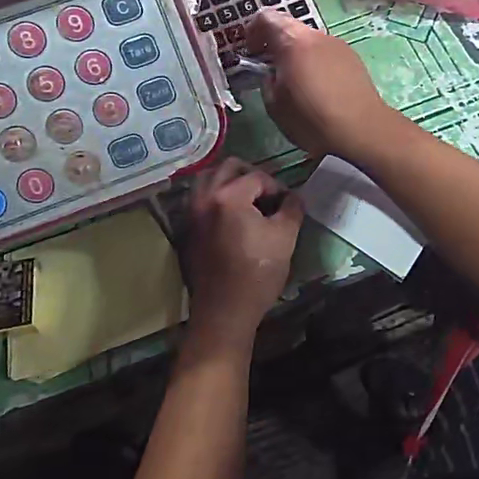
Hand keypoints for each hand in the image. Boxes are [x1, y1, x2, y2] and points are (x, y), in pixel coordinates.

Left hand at [183, 158, 304, 353]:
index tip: (287, 204)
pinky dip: (214, 196)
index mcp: (229, 196)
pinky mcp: (186, 228)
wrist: (224, 311)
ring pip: (207, 179)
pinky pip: (198, 198)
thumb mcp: (285, 238)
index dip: (277, 187)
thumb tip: (293, 197)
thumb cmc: (257, 273)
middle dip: (251, 175)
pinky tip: (230, 214)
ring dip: (228, 181)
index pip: (258, 177)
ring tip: (247, 198)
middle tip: (267, 193)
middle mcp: (204, 197)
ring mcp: (191, 212)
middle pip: (228, 167)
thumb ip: (292, 209)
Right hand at [245, 11, 397, 160]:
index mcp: (293, 41)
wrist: (361, 130)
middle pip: (290, 28)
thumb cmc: (311, 119)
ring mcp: (338, 45)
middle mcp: (317, 36)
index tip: (250, 52)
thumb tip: (272, 74)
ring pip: (310, 41)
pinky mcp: (353, 59)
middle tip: (270, 68)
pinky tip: (317, 87)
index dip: (253, 31)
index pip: (266, 17)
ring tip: (295, 81)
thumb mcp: (275, 104)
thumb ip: (267, 81)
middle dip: (276, 43)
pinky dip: (315, 62)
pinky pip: (326, 53)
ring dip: (297, 53)